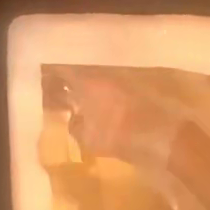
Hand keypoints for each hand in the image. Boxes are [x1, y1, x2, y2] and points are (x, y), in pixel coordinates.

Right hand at [61, 72, 184, 180]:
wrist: (166, 137)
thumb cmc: (122, 135)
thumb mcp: (90, 139)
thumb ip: (76, 128)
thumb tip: (72, 121)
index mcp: (87, 81)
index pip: (63, 70)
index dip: (52, 75)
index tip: (43, 81)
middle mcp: (102, 75)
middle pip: (80, 74)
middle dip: (69, 83)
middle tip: (59, 94)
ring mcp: (121, 81)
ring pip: (97, 81)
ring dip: (88, 90)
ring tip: (79, 104)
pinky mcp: (137, 90)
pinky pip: (112, 90)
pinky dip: (104, 98)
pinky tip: (103, 111)